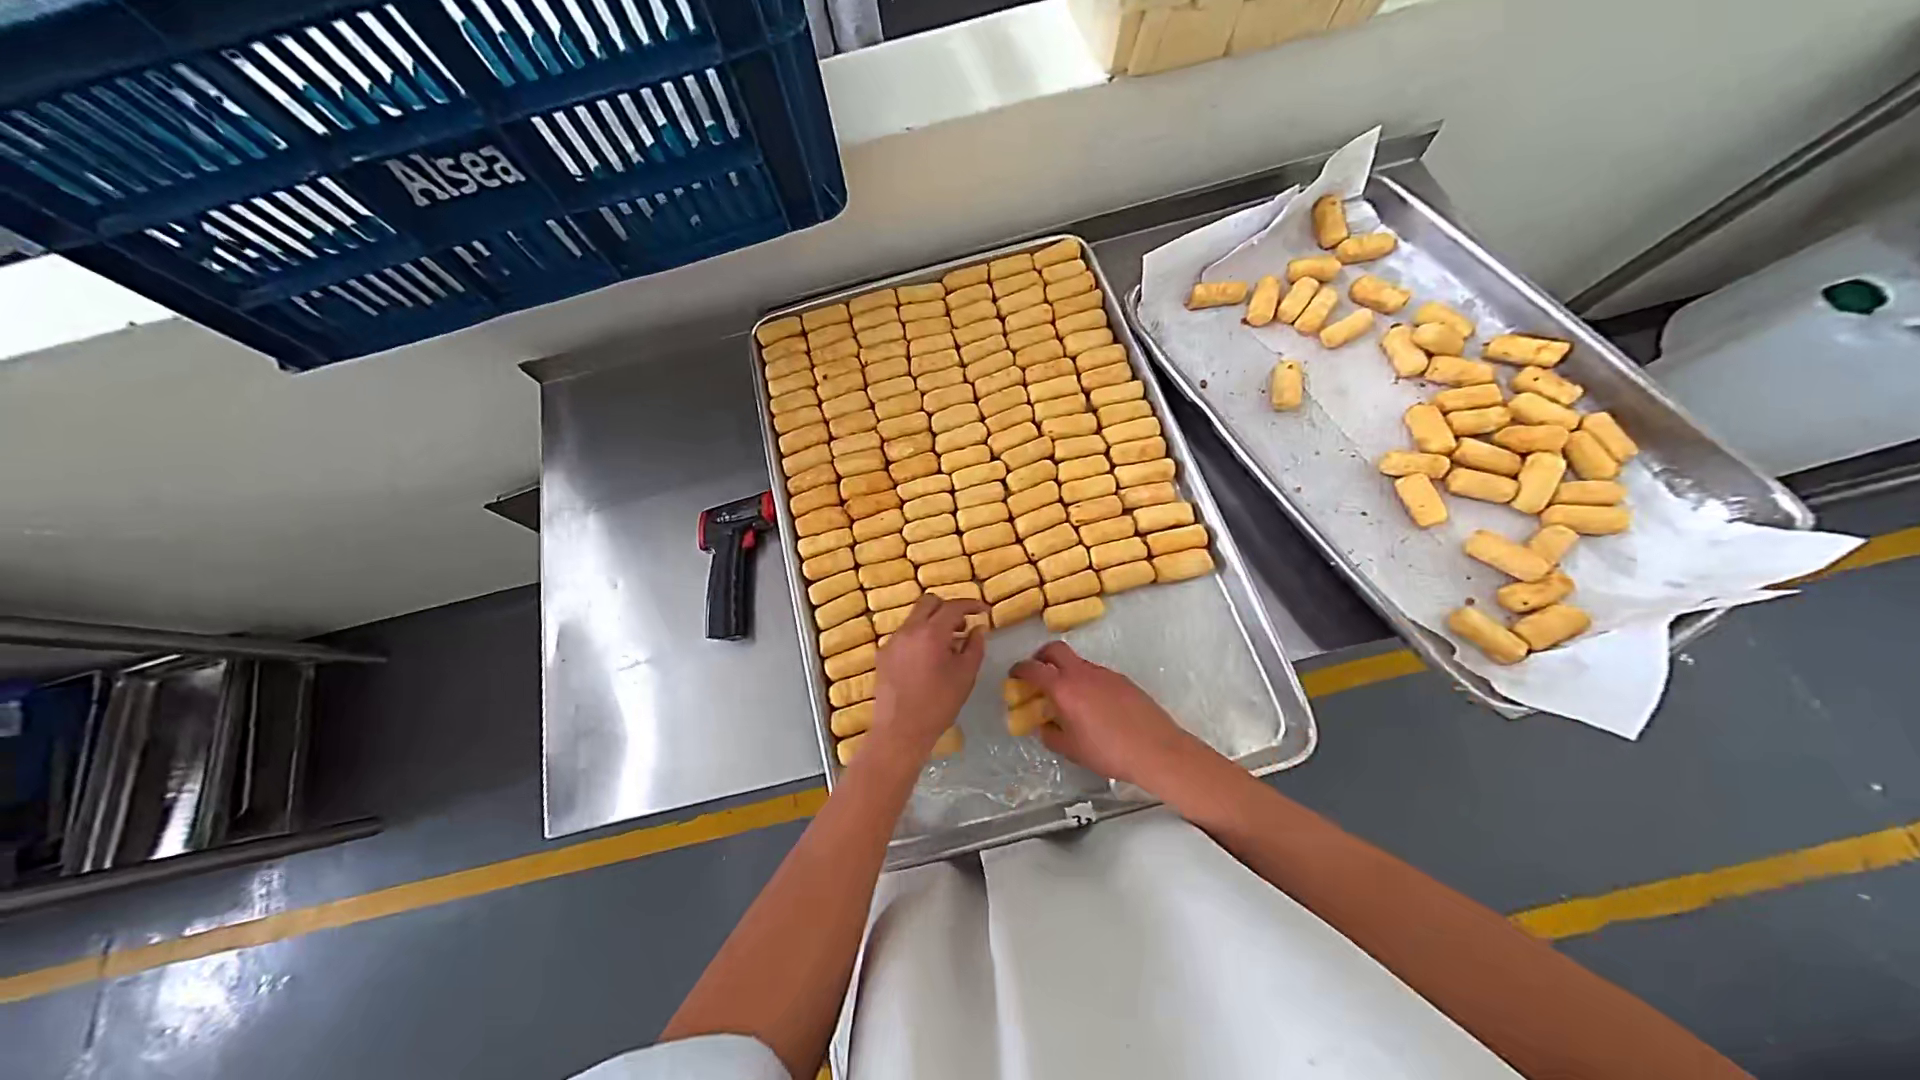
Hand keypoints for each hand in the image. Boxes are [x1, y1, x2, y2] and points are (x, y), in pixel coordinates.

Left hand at [869, 594, 988, 758]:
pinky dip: (919, 636)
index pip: (953, 606)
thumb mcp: (965, 675)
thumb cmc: (939, 704)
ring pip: (915, 618)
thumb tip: (978, 628)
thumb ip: (975, 646)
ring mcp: (892, 641)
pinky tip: (927, 659)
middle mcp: (908, 630)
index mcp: (931, 633)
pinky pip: (905, 635)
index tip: (983, 611)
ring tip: (947, 645)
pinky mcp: (883, 655)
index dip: (971, 604)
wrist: (900, 730)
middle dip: (948, 608)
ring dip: (933, 623)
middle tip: (963, 626)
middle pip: (929, 603)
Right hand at [1011, 642, 1219, 791]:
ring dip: (1066, 671)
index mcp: (1064, 689)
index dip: (1020, 669)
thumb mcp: (1071, 750)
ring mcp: (1105, 674)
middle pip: (1055, 649)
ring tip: (1068, 696)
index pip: (1034, 668)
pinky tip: (1094, 705)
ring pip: (1078, 662)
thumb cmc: (1108, 751)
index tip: (1014, 674)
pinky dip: (1086, 681)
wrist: (1156, 749)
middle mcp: (1082, 674)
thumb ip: (1050, 735)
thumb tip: (1044, 726)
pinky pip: (1096, 674)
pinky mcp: (1122, 680)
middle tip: (1038, 673)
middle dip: (1042, 656)